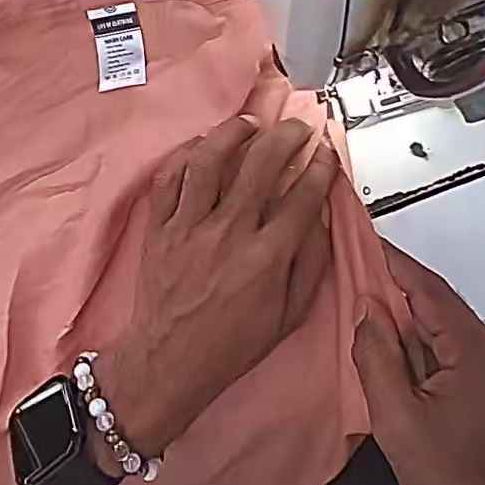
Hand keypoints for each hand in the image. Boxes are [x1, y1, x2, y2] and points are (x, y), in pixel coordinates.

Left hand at [100, 115, 339, 456]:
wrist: (171, 359)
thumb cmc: (232, 342)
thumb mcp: (289, 314)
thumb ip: (311, 263)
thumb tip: (320, 219)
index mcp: (266, 256)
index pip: (302, 194)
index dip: (320, 167)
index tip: (325, 153)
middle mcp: (228, 233)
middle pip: (261, 163)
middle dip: (287, 136)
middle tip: (297, 129)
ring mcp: (189, 226)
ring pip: (210, 159)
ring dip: (234, 133)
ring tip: (249, 125)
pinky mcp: (160, 227)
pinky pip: (170, 178)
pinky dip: (186, 155)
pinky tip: (202, 147)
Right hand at [353, 239, 484, 484]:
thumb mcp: (396, 420)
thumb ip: (377, 355)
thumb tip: (367, 308)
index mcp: (480, 352)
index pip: (429, 289)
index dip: (393, 262)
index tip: (364, 239)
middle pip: (442, 311)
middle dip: (398, 302)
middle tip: (356, 290)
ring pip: (453, 336)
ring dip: (415, 333)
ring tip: (374, 334)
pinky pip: (467, 357)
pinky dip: (435, 354)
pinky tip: (408, 369)